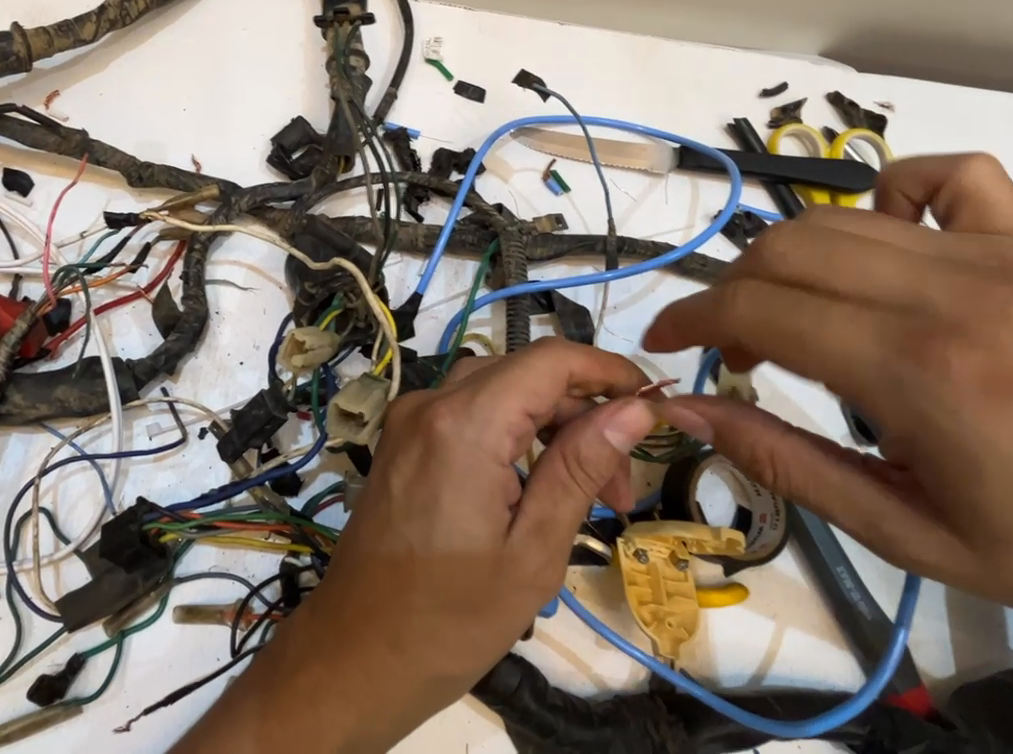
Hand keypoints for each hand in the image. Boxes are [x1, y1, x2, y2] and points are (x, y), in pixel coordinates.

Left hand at [173, 340, 658, 752]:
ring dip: (548, 428)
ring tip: (589, 496)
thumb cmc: (451, 617)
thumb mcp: (533, 550)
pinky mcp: (401, 443)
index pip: (549, 360)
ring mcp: (408, 421)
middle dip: (582, 414)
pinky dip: (510, 437)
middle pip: (523, 375)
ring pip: (497, 394)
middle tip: (620, 487)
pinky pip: (467, 416)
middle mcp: (429, 404)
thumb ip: (580, 467)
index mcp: (462, 423)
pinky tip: (536, 488)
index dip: (607, 369)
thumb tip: (633, 408)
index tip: (655, 404)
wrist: (358, 652)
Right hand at [644, 154, 1012, 677]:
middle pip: (785, 251)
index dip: (689, 318)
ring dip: (785, 258)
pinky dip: (895, 192)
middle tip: (732, 349)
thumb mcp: (912, 535)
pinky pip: (952, 179)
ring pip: (843, 218)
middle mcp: (949, 294)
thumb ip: (784, 461)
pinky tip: (887, 240)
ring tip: (790, 312)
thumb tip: (689, 409)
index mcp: (915, 371)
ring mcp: (1002, 260)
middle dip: (730, 293)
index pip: (755, 308)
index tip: (663, 343)